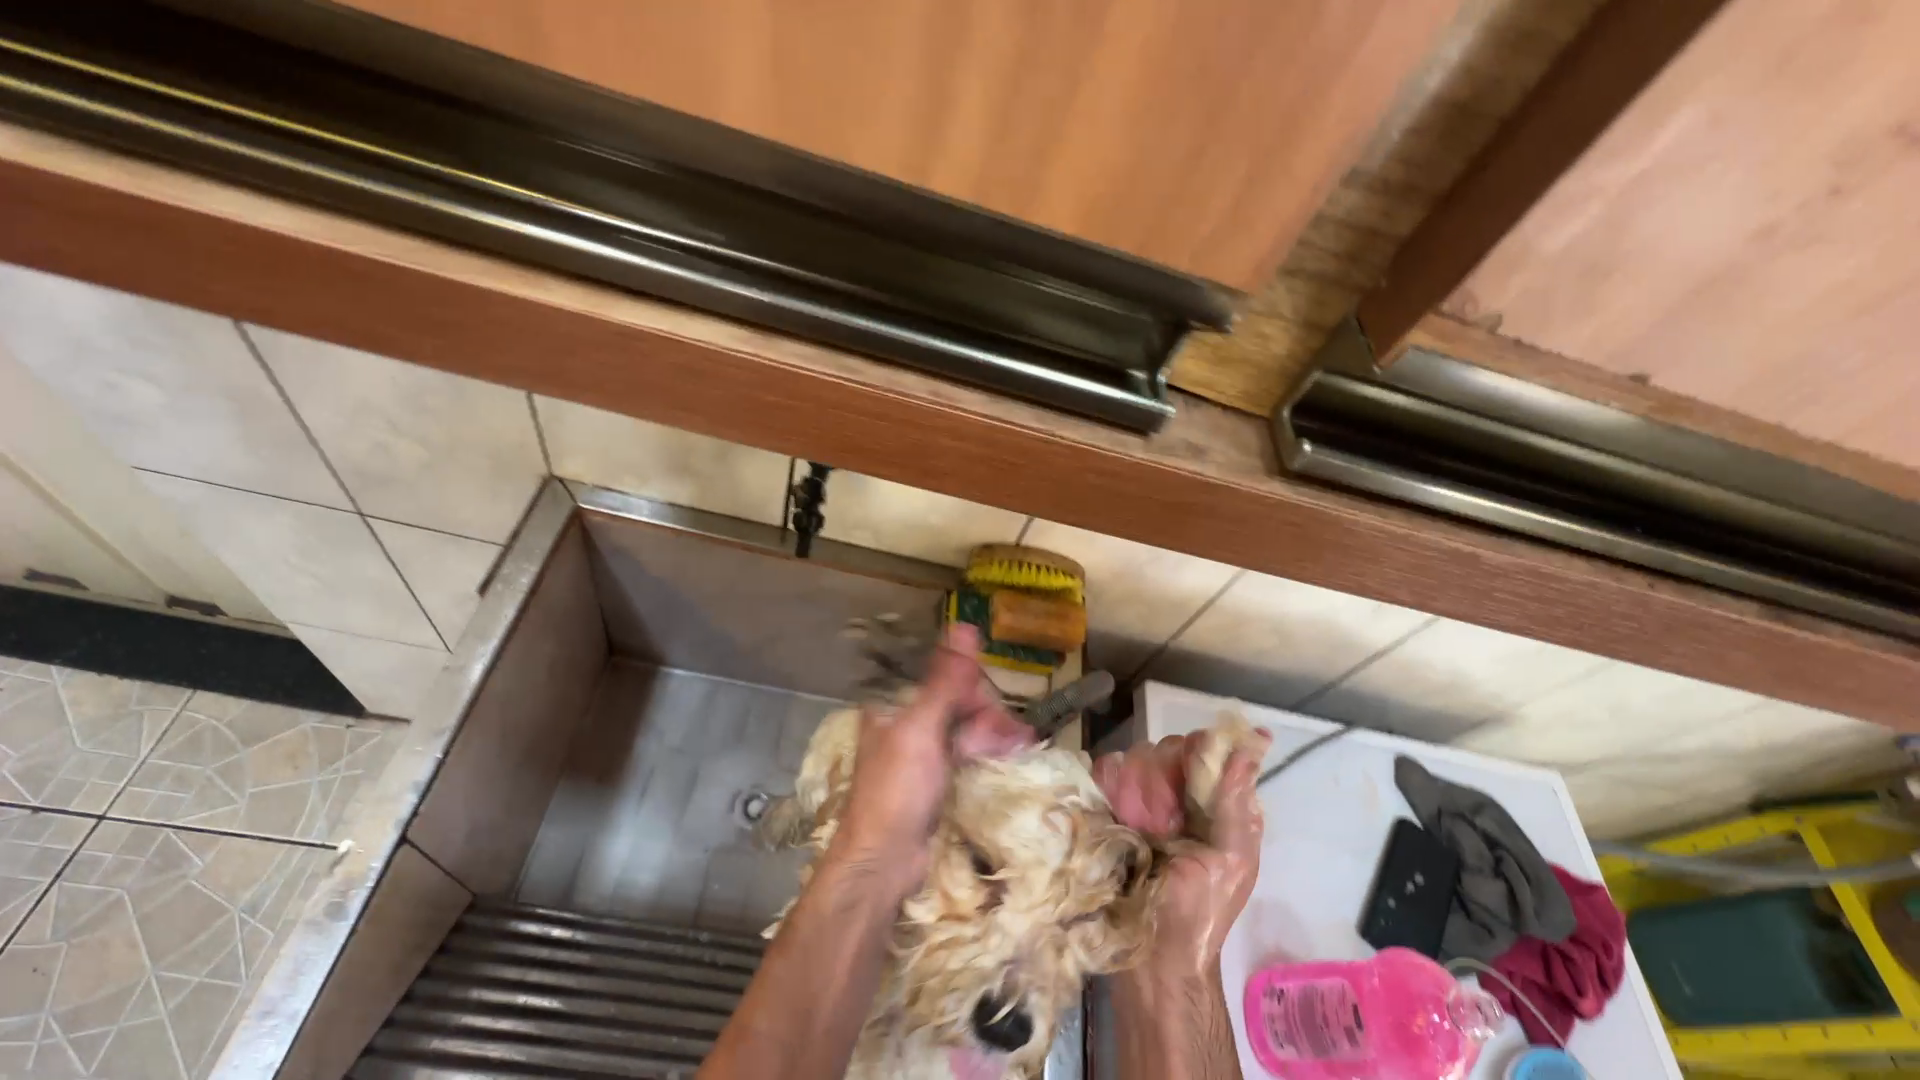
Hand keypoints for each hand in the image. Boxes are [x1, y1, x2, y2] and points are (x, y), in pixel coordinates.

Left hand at [831, 624, 1033, 893]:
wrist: (885, 860)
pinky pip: (965, 751)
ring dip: (993, 730)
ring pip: (963, 725)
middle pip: (954, 699)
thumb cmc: (897, 789)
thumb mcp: (921, 729)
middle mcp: (905, 721)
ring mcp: (921, 751)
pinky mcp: (935, 777)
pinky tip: (1012, 754)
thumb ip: (945, 680)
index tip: (991, 696)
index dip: (967, 681)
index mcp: (892, 703)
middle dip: (986, 710)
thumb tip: (965, 626)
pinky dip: (987, 749)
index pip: (936, 673)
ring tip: (1022, 745)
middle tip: (1014, 732)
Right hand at [1095, 732, 1270, 978]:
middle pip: (1167, 747)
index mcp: (1215, 803)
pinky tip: (1116, 815)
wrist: (1149, 954)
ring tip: (1142, 829)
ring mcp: (1140, 800)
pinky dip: (1108, 785)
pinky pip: (1103, 771)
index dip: (1198, 755)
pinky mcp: (1106, 807)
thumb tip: (1257, 740)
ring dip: (1138, 789)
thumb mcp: (1232, 860)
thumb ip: (1236, 800)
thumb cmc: (1200, 912)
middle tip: (1167, 820)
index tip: (1192, 780)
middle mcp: (1178, 795)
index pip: (1206, 747)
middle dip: (1166, 778)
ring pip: (1134, 757)